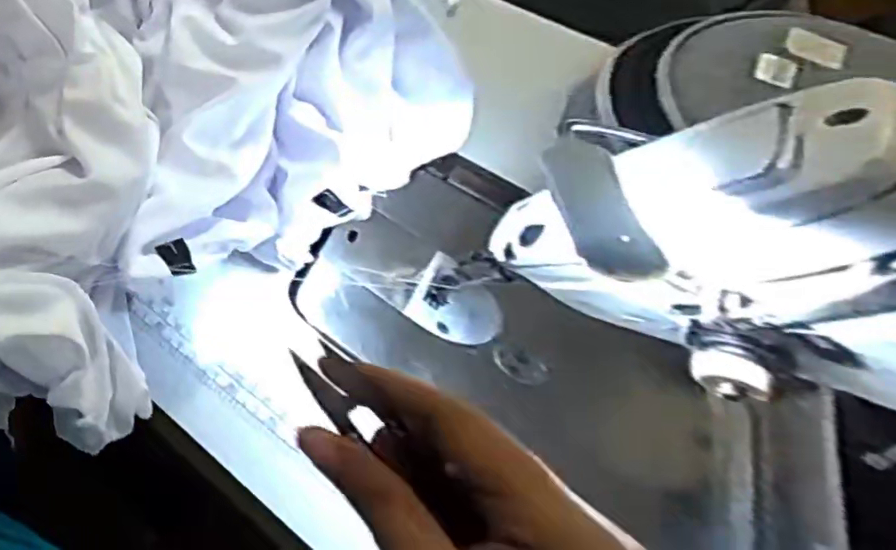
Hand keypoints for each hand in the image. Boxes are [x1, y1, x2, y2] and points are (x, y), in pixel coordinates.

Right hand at [298, 359, 641, 549]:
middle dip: (398, 424)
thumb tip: (315, 437)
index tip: (333, 363)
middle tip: (337, 414)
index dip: (390, 384)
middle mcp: (580, 520)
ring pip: (483, 472)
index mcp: (556, 518)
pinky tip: (409, 495)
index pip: (457, 418)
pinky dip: (446, 492)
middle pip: (471, 441)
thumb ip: (377, 499)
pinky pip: (498, 503)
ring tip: (365, 459)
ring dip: (418, 459)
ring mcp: (580, 540)